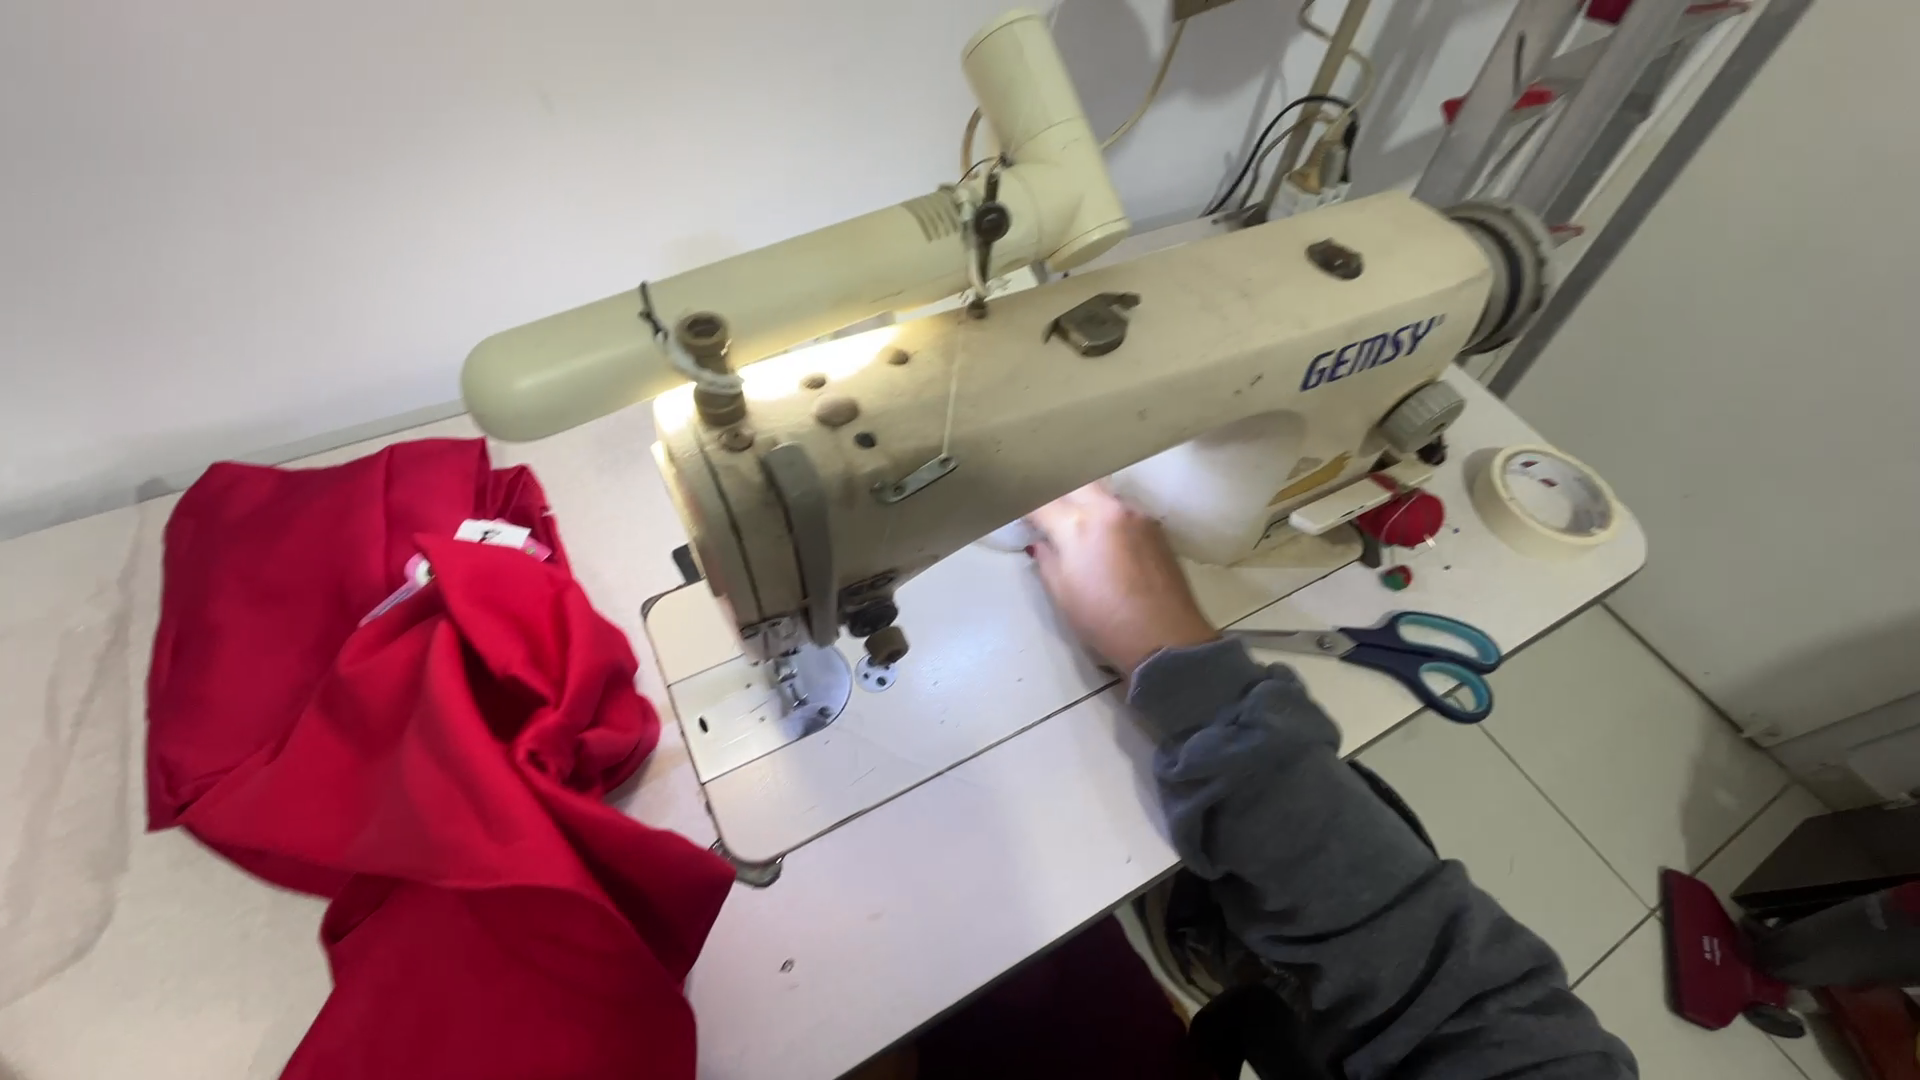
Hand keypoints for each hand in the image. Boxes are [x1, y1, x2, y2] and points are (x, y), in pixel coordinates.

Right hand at [1027, 484, 1218, 676]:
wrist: (1164, 637)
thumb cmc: (1104, 621)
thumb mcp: (1062, 593)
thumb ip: (1047, 559)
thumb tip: (1042, 542)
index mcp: (1077, 525)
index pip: (1041, 501)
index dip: (1026, 505)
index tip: (1019, 513)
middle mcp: (1106, 508)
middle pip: (1074, 483)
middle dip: (1057, 492)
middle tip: (1047, 511)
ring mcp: (1134, 514)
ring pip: (1101, 491)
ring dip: (1084, 500)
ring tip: (1076, 523)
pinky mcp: (1154, 525)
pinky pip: (1122, 508)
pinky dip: (1107, 515)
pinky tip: (1106, 539)